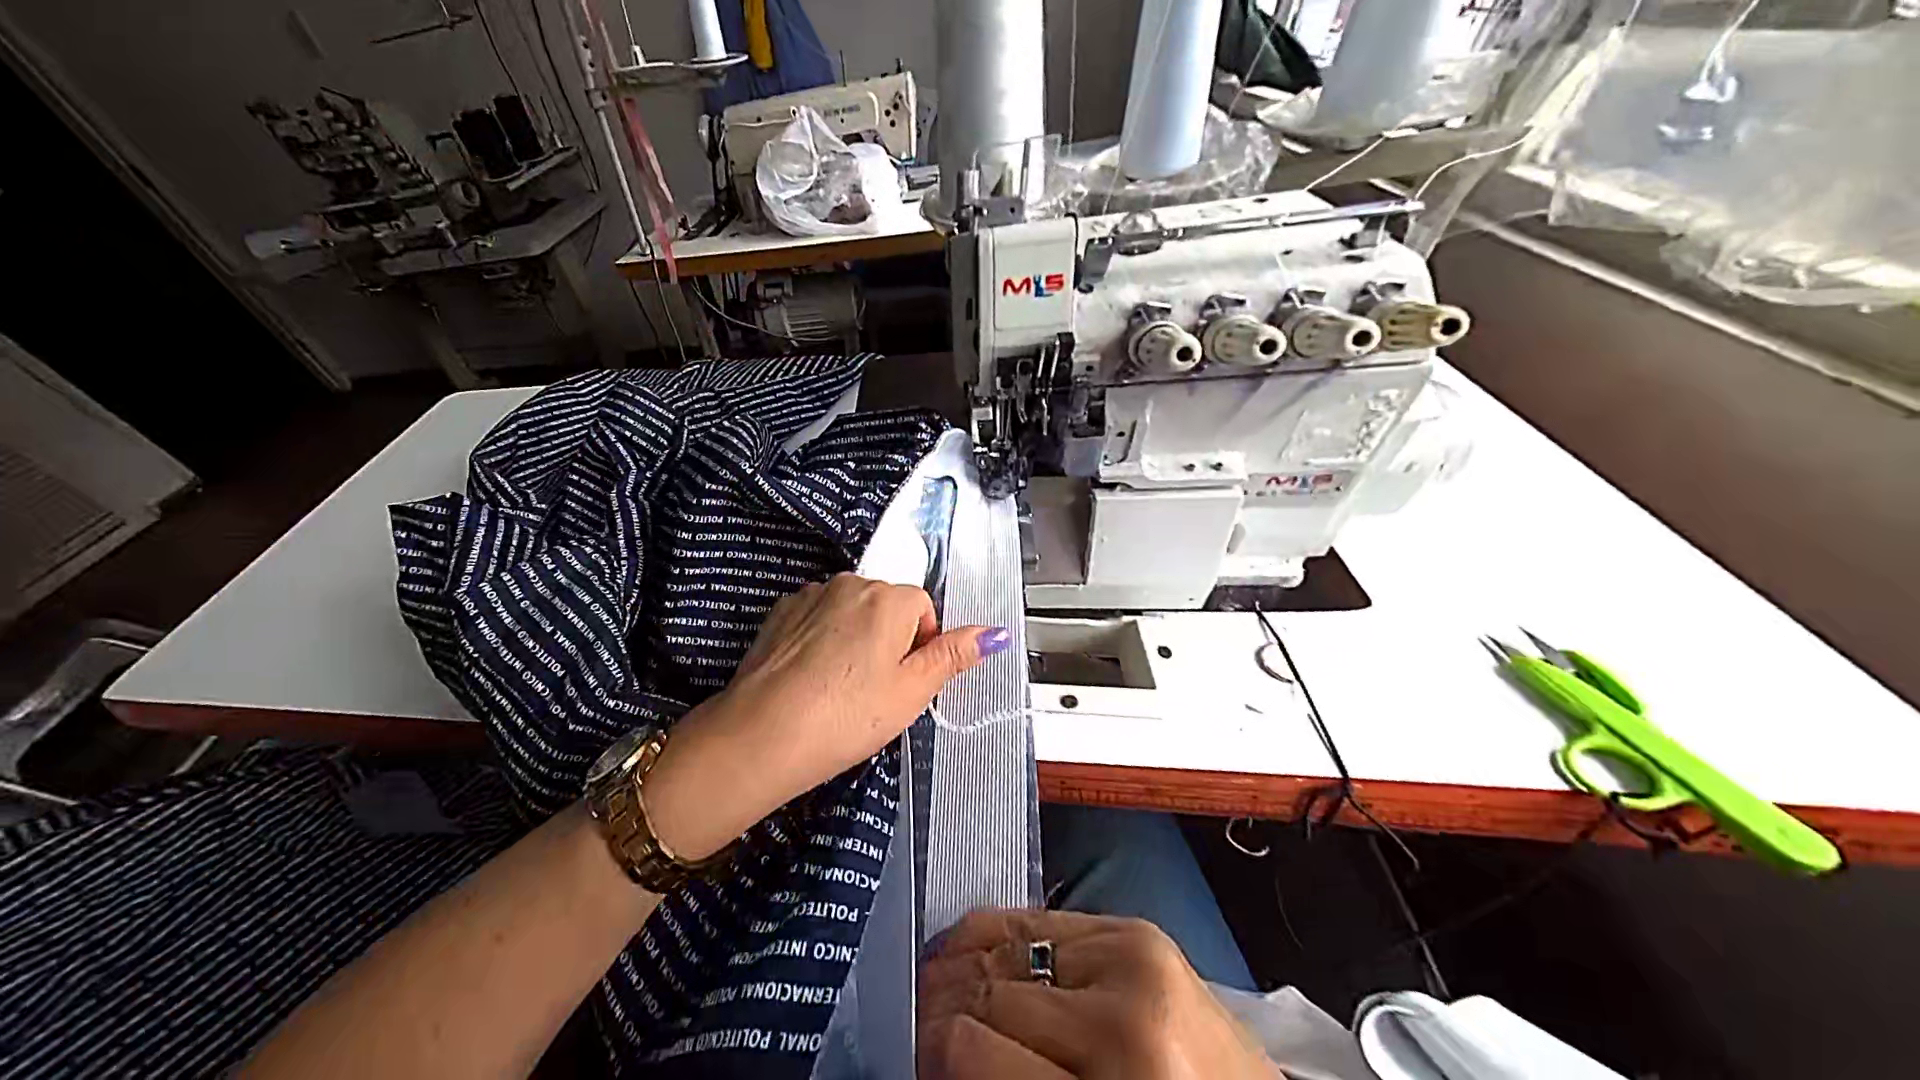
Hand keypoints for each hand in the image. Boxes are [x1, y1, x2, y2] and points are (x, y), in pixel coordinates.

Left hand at [646, 573, 1006, 859]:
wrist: (759, 735)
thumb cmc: (841, 717)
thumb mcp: (911, 692)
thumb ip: (953, 655)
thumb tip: (994, 633)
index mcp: (888, 599)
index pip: (924, 609)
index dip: (921, 647)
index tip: (904, 682)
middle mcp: (849, 585)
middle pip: (887, 606)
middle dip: (890, 640)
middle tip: (876, 691)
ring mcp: (810, 596)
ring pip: (851, 612)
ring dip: (855, 639)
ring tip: (841, 688)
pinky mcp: (781, 613)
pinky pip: (817, 618)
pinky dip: (822, 640)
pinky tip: (814, 678)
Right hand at [918, 910, 1272, 1079]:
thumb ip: (1004, 1079)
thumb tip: (936, 1046)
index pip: (973, 1047)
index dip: (930, 1052)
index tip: (916, 1056)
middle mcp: (1125, 1013)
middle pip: (986, 988)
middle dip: (939, 1007)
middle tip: (916, 1022)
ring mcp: (1134, 956)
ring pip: (1004, 940)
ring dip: (961, 966)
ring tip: (939, 987)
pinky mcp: (1136, 928)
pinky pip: (1039, 918)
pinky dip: (999, 938)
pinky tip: (979, 956)